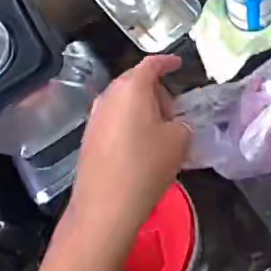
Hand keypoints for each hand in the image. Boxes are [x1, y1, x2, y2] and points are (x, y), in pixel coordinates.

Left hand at [70, 55, 191, 238]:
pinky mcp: (88, 138)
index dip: (167, 62)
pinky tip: (140, 147)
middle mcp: (109, 96)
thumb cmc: (146, 166)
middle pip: (135, 81)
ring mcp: (95, 117)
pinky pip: (114, 119)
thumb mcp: (179, 141)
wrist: (105, 208)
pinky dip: (129, 124)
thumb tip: (174, 124)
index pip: (151, 63)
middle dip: (156, 90)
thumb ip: (182, 123)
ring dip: (141, 109)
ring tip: (159, 132)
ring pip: (123, 101)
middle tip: (174, 110)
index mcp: (132, 88)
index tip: (178, 64)